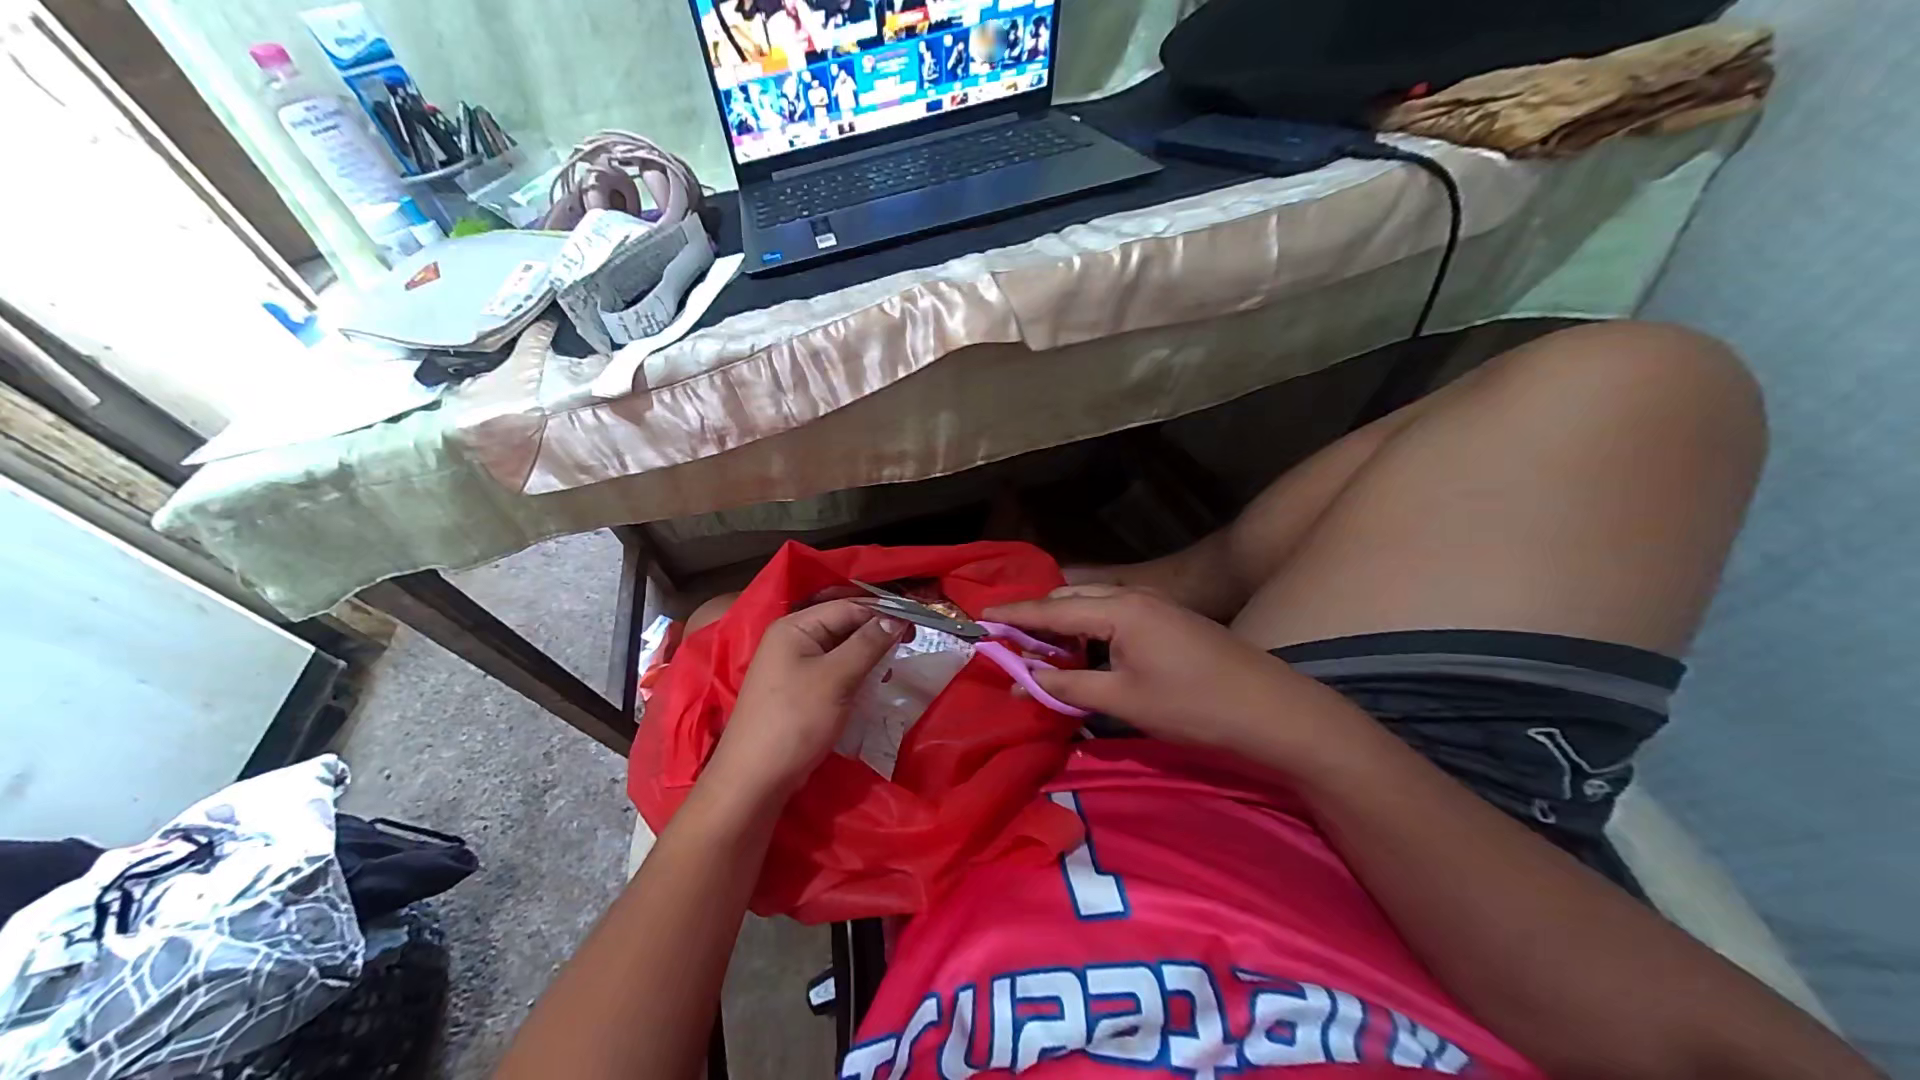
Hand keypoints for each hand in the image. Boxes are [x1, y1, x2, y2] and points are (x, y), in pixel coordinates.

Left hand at [706, 599, 907, 802]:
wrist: (755, 778)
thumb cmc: (796, 720)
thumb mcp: (837, 678)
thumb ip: (868, 644)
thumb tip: (894, 619)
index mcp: (794, 627)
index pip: (847, 606)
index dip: (882, 613)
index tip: (916, 625)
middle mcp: (791, 639)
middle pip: (843, 624)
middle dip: (875, 632)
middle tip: (909, 644)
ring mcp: (793, 665)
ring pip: (840, 648)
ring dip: (867, 654)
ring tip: (891, 667)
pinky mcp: (799, 690)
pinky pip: (834, 670)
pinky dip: (855, 673)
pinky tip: (872, 684)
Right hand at [984, 585, 1356, 759]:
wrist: (1273, 709)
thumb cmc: (1194, 705)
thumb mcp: (1122, 699)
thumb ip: (1065, 685)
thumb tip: (1021, 678)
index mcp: (1119, 609)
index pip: (1052, 608)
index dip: (1013, 614)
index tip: (981, 617)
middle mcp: (1134, 595)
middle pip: (1071, 597)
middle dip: (1037, 616)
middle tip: (1008, 638)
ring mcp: (1156, 604)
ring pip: (1094, 604)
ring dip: (1064, 622)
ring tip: (1040, 648)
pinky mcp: (1170, 619)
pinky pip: (1115, 613)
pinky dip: (1090, 628)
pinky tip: (1085, 651)